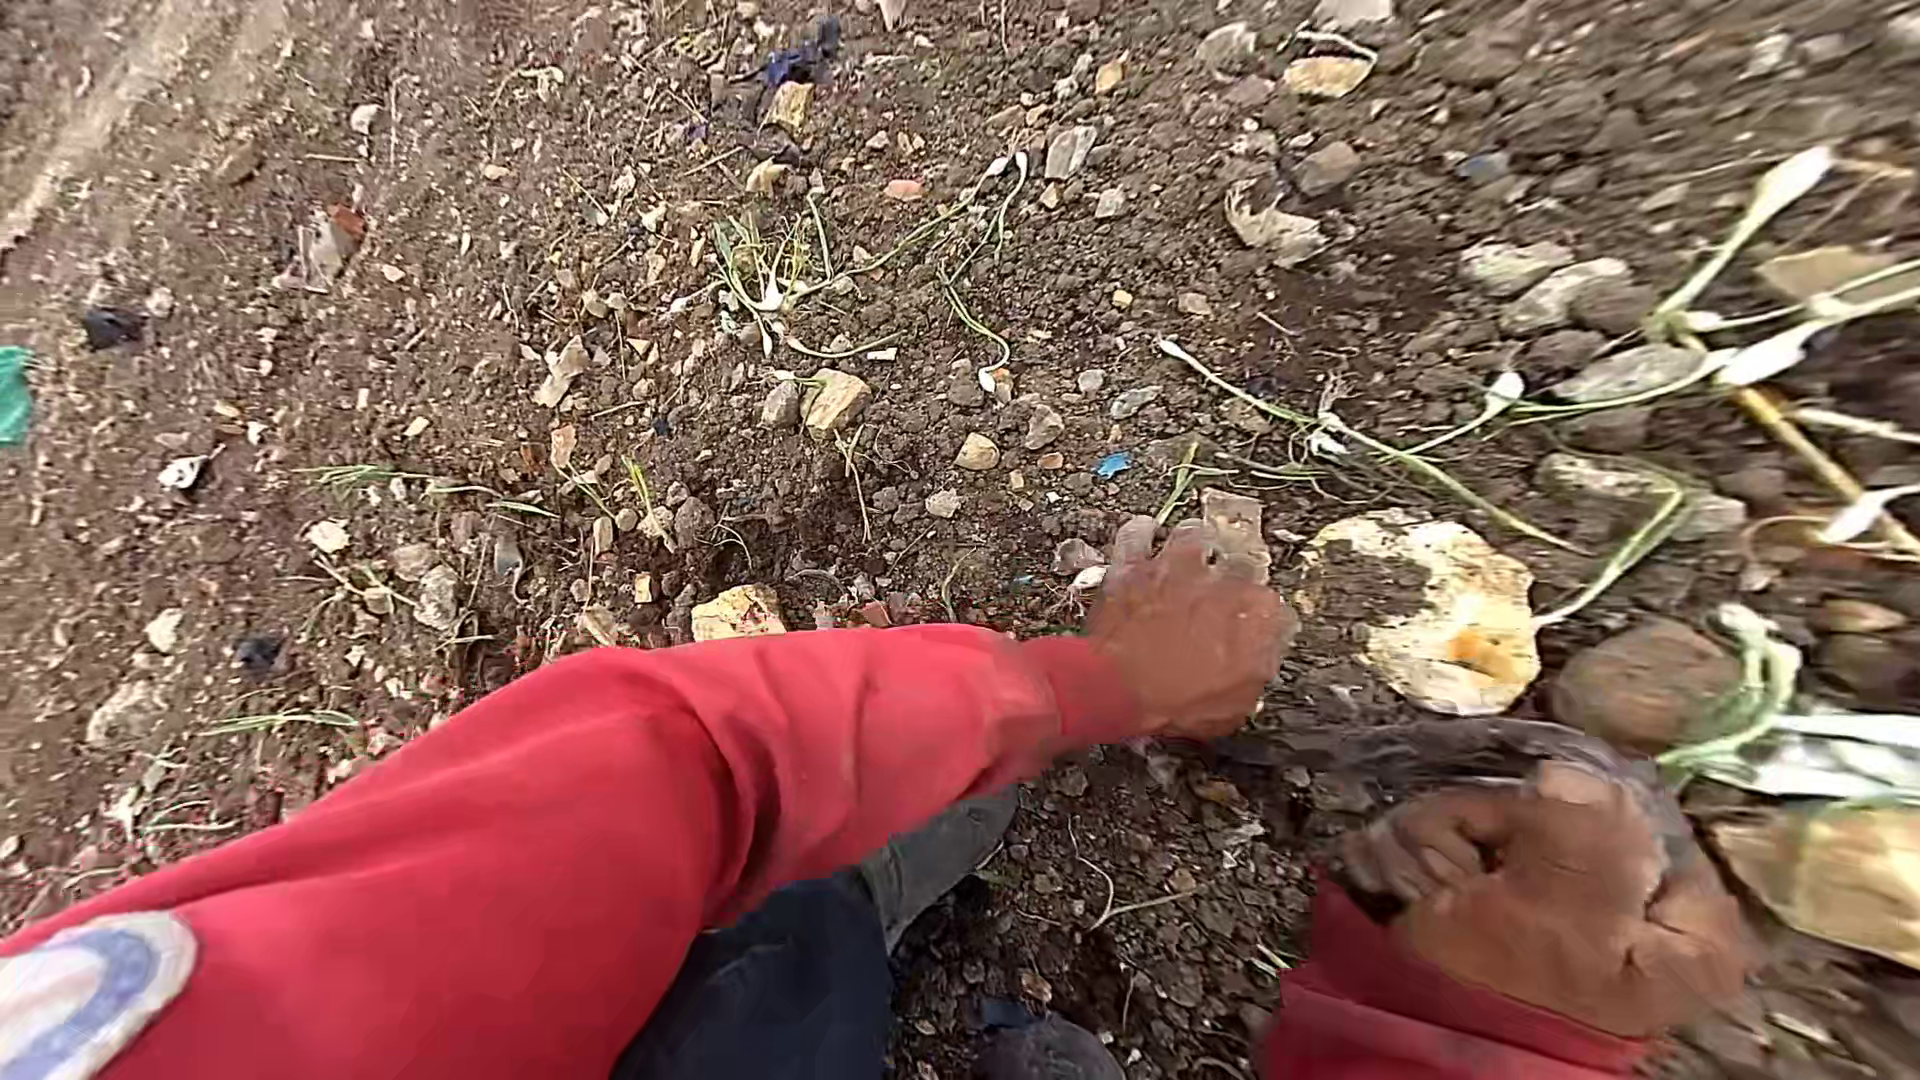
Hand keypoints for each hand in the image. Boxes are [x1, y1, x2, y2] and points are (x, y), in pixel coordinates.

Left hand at [1086, 515, 1295, 738]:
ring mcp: (1172, 569)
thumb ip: (1256, 666)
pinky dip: (1142, 532)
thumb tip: (1261, 651)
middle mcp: (1216, 583)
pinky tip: (1144, 533)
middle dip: (1236, 568)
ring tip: (1191, 547)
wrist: (1115, 687)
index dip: (1258, 611)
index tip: (1248, 619)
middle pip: (1239, 558)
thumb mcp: (1234, 703)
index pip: (1270, 600)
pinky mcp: (1132, 567)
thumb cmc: (1173, 701)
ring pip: (1194, 535)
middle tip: (1224, 579)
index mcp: (1251, 615)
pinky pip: (1138, 533)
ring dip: (1195, 541)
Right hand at [1346, 763, 1751, 1036]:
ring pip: (1484, 809)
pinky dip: (1426, 848)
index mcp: (1679, 919)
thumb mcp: (1554, 918)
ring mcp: (1545, 881)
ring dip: (1445, 837)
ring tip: (1437, 883)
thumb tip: (1576, 771)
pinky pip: (1448, 825)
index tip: (1526, 834)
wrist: (1414, 1010)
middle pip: (1543, 805)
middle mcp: (1617, 892)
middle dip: (1486, 826)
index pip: (1628, 812)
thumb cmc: (1502, 980)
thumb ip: (1580, 844)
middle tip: (1471, 873)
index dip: (1569, 808)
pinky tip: (1424, 881)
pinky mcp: (1486, 875)